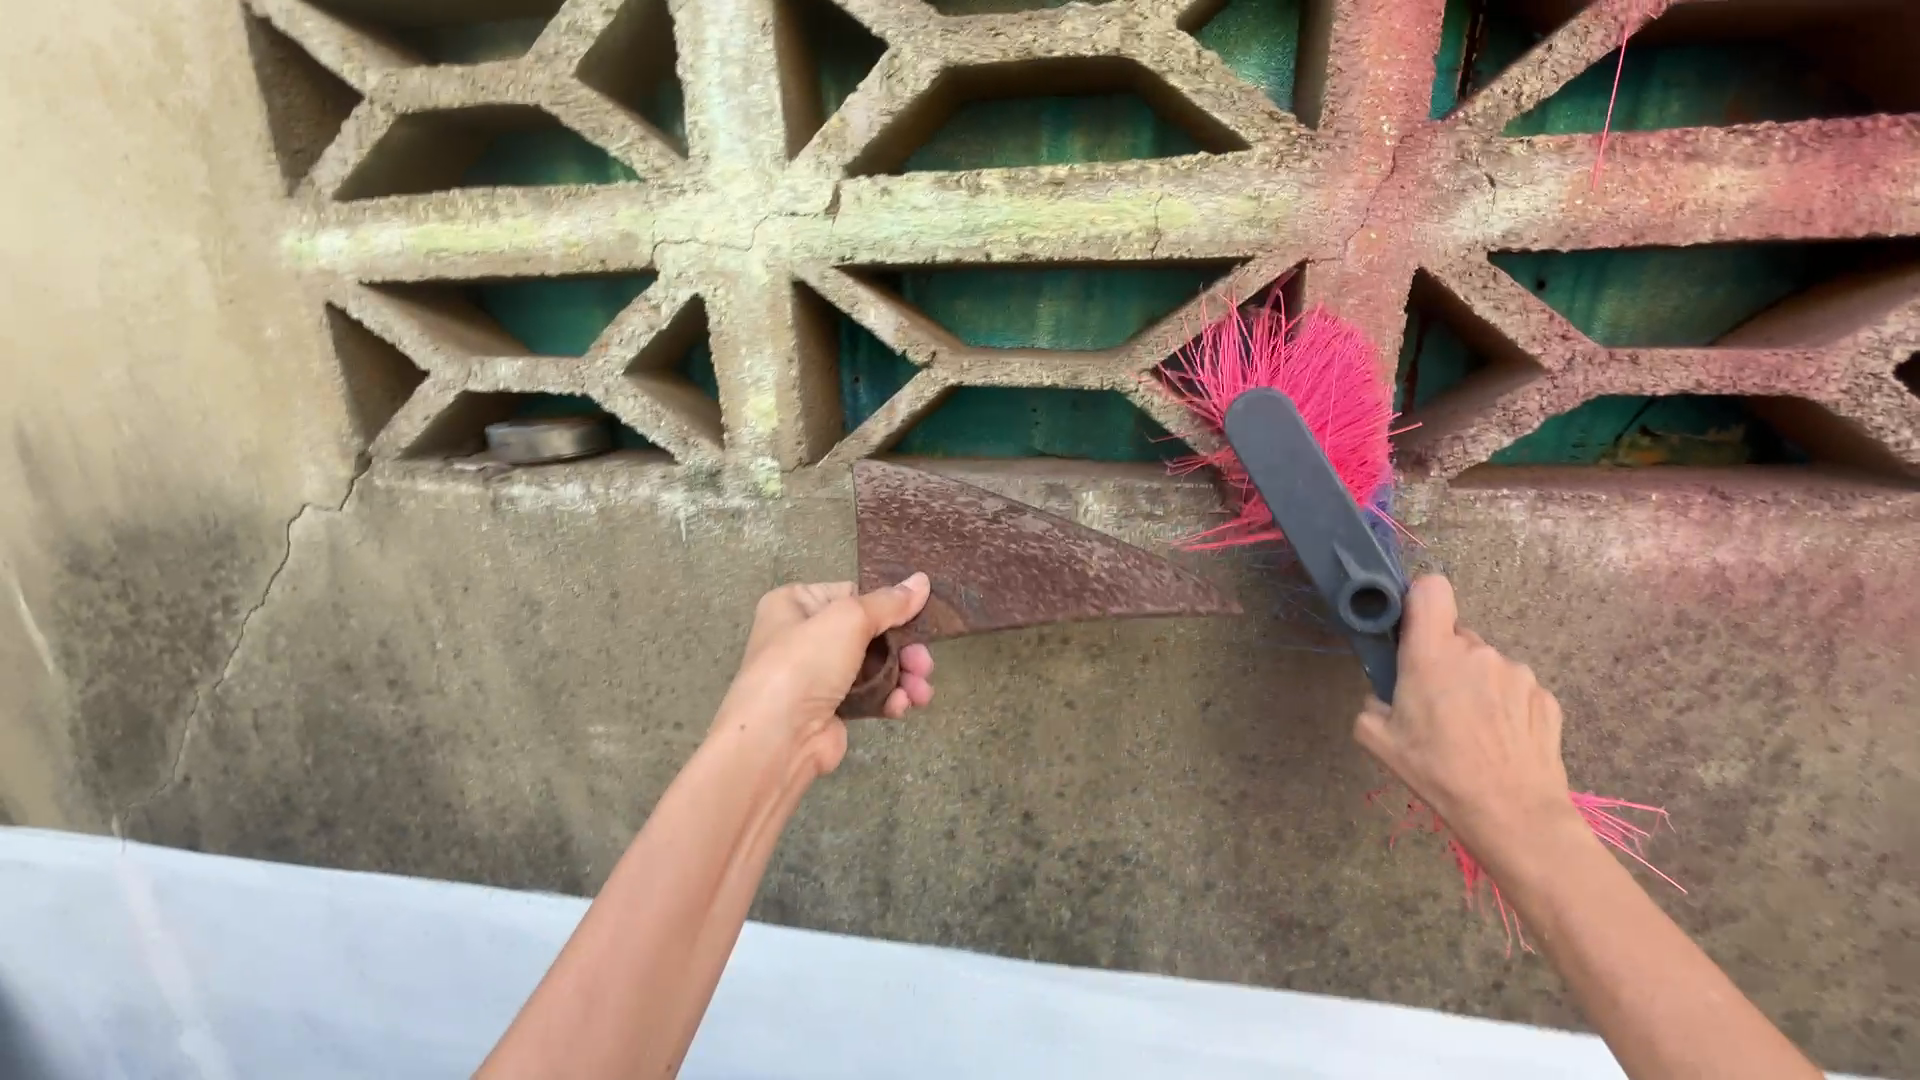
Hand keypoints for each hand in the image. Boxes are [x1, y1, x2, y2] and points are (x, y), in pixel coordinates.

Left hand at [715, 574, 936, 769]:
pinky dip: (890, 698)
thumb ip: (889, 602)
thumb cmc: (806, 662)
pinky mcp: (831, 709)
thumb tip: (922, 580)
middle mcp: (803, 636)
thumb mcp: (849, 619)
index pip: (851, 594)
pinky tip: (903, 705)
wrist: (779, 738)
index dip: (886, 605)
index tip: (919, 614)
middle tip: (925, 662)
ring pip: (874, 667)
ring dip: (904, 676)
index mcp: (795, 604)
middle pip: (869, 633)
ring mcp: (817, 675)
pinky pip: (869, 696)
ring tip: (922, 690)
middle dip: (904, 648)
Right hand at [1354, 576, 1578, 865]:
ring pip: (1485, 664)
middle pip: (1454, 635)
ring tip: (1470, 728)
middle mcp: (1477, 652)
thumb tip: (1386, 695)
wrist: (1513, 814)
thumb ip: (1372, 701)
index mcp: (1431, 653)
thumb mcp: (1375, 738)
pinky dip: (1503, 705)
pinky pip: (1514, 689)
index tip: (1410, 628)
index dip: (1418, 600)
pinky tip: (1498, 739)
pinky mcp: (1547, 697)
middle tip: (1433, 702)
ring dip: (1474, 684)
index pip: (1430, 589)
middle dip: (1441, 658)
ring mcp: (1518, 673)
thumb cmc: (1436, 771)